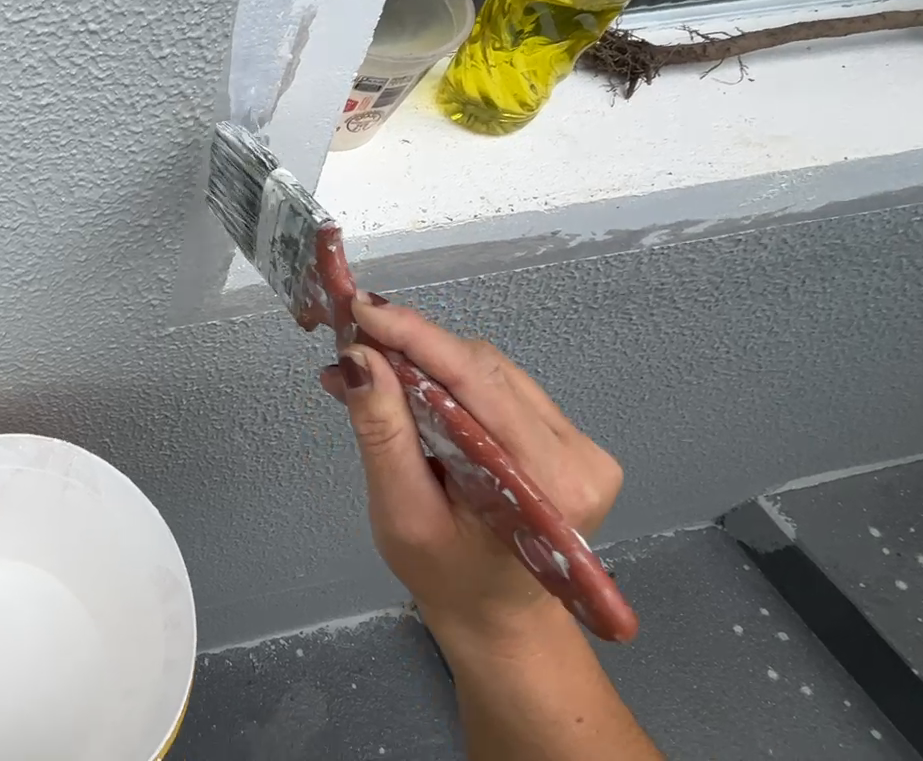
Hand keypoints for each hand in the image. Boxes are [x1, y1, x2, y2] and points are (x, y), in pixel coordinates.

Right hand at [319, 295, 624, 650]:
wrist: (496, 614)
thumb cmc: (446, 576)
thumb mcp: (401, 510)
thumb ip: (383, 432)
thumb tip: (357, 358)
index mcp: (548, 479)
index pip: (477, 381)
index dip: (415, 336)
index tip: (359, 308)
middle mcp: (577, 451)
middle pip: (480, 368)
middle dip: (408, 350)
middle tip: (345, 348)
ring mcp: (576, 441)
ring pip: (484, 369)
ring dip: (419, 362)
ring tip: (362, 371)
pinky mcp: (561, 435)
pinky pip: (491, 384)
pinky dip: (439, 378)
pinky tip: (398, 386)